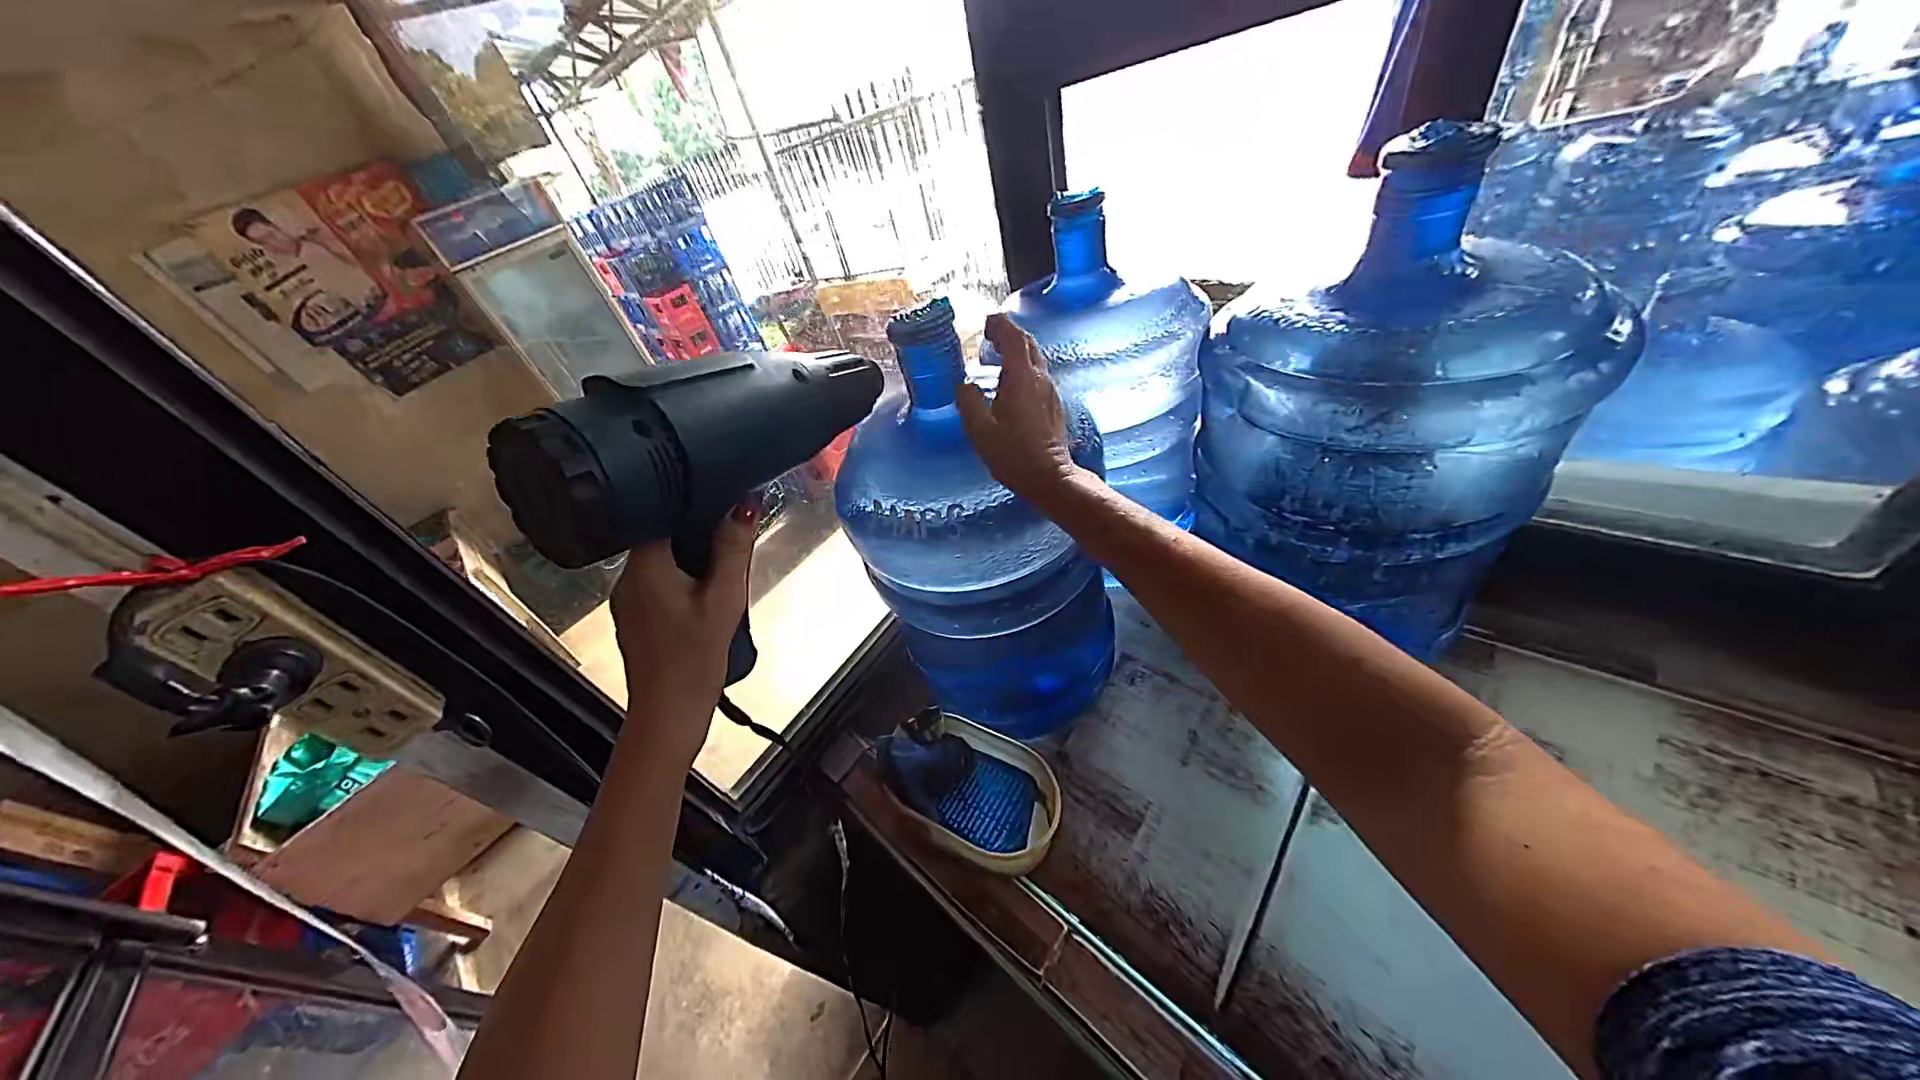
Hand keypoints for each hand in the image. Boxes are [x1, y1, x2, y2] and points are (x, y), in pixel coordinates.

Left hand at [608, 501, 757, 763]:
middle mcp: (627, 578)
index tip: (723, 501)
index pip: (661, 511)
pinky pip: (659, 582)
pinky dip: (682, 580)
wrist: (670, 712)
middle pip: (662, 535)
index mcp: (644, 567)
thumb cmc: (695, 658)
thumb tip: (746, 503)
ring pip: (662, 560)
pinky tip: (704, 597)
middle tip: (732, 542)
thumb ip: (734, 549)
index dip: (694, 503)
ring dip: (692, 559)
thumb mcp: (725, 599)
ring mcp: (627, 599)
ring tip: (723, 572)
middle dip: (699, 534)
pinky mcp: (635, 616)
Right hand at [957, 314, 1097, 511]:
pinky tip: (1008, 385)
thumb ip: (969, 403)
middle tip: (988, 336)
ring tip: (995, 358)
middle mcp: (1040, 380)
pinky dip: (1021, 370)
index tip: (986, 322)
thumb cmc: (1014, 456)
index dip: (1000, 325)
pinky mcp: (1052, 406)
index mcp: (1022, 379)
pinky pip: (1036, 377)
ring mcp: (1050, 393)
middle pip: (1028, 345)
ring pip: (1034, 360)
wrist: (1050, 478)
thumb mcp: (981, 431)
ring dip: (1016, 352)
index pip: (1014, 338)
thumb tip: (964, 386)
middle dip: (1008, 334)